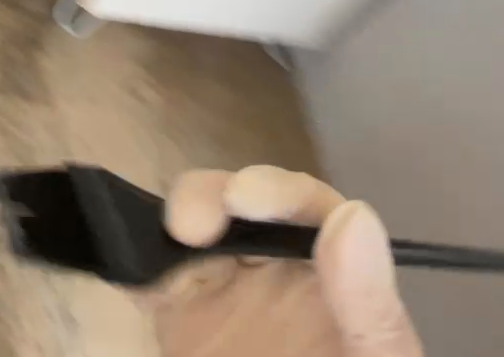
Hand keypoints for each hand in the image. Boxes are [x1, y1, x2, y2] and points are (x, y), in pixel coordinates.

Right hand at [152, 166, 423, 356]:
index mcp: (338, 288)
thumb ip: (373, 313)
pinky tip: (130, 268)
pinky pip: (148, 269)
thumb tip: (353, 215)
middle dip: (210, 194)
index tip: (243, 200)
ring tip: (165, 239)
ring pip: (191, 221)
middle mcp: (280, 277)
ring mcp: (224, 293)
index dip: (277, 189)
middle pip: (240, 203)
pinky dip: (131, 255)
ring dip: (173, 212)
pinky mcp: (176, 314)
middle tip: (188, 226)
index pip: (313, 211)